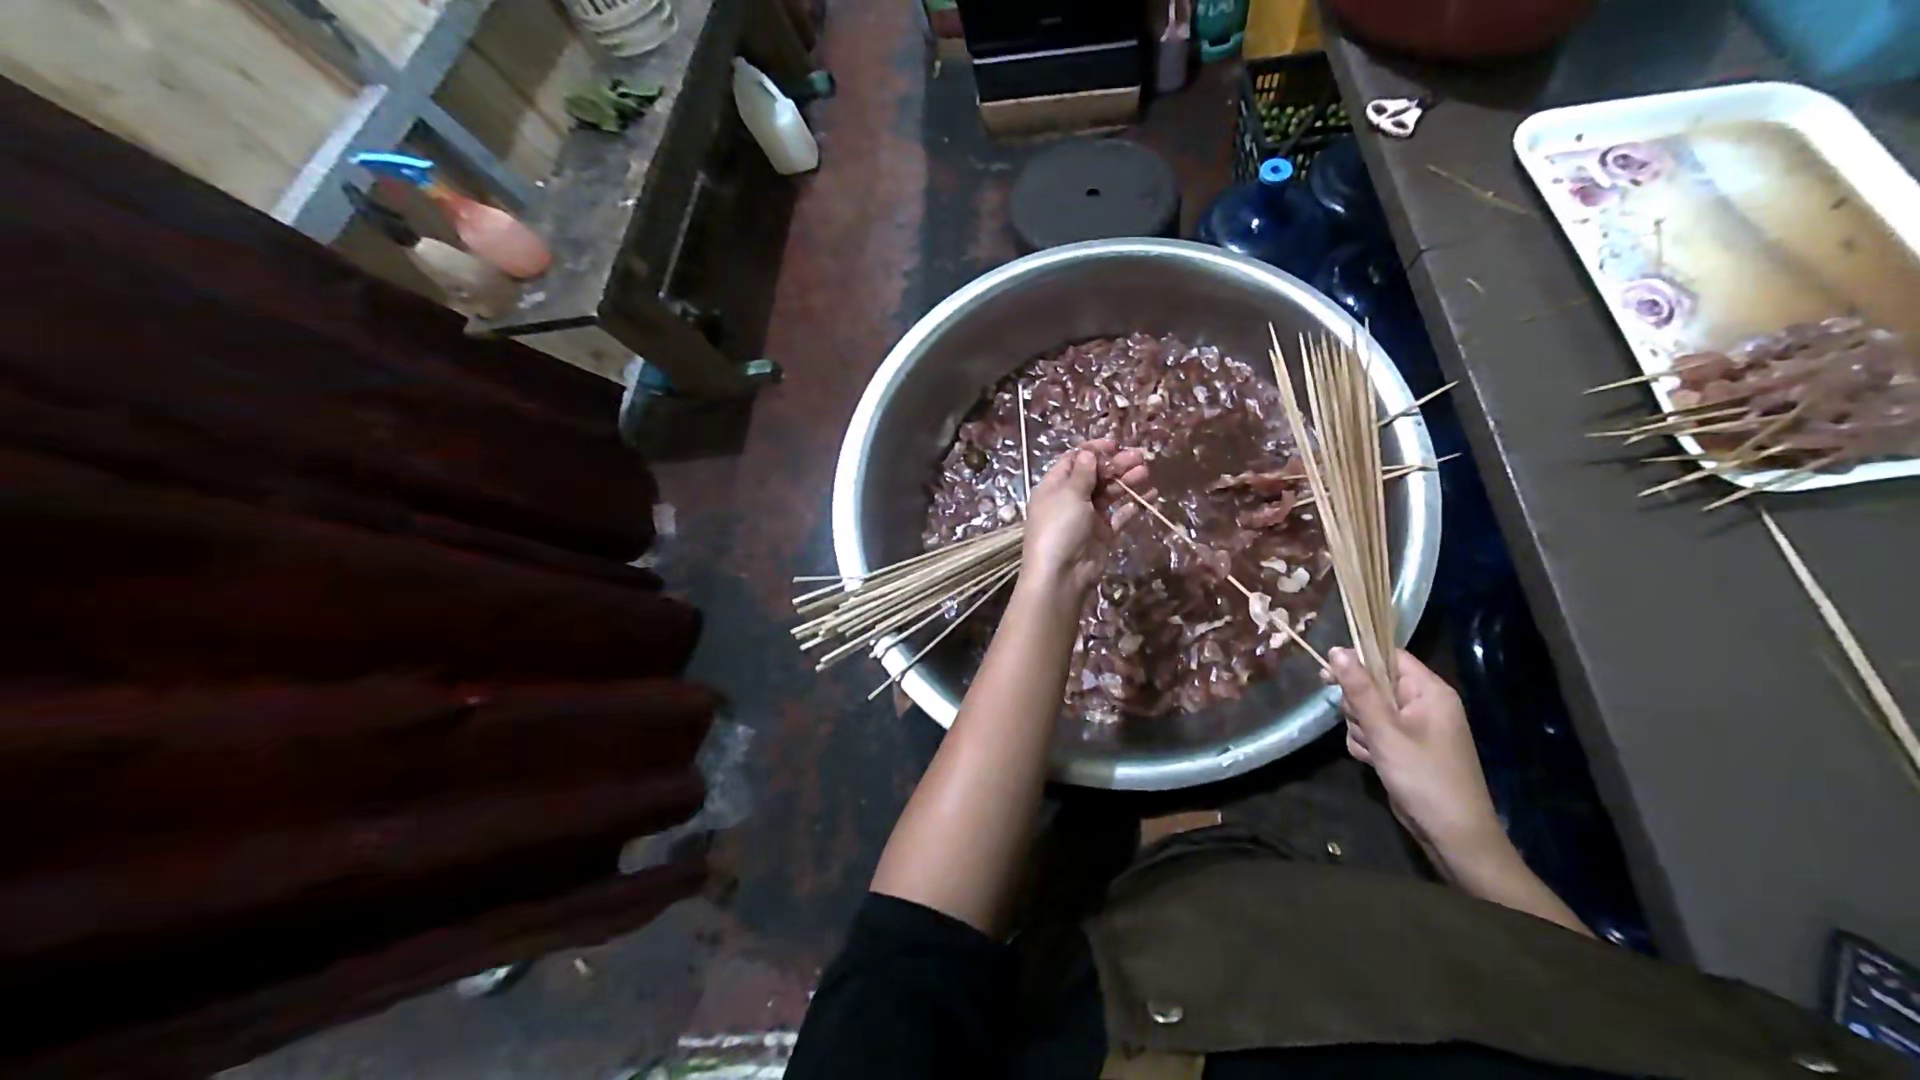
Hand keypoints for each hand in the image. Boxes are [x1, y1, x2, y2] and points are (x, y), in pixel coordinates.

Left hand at [1019, 439, 1148, 606]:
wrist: (1062, 575)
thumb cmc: (1060, 528)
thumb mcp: (1068, 494)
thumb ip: (1082, 473)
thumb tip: (1087, 453)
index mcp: (1054, 487)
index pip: (1073, 461)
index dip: (1092, 450)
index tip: (1114, 444)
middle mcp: (1069, 500)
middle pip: (1094, 476)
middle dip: (1116, 465)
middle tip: (1140, 457)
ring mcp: (1086, 518)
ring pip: (1109, 494)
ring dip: (1127, 482)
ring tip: (1146, 473)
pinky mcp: (1102, 535)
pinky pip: (1120, 516)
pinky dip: (1134, 505)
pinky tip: (1151, 495)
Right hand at [1325, 648, 1507, 870]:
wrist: (1452, 833)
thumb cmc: (1423, 776)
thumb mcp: (1385, 730)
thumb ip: (1359, 689)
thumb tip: (1336, 650)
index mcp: (1430, 691)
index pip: (1389, 656)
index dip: (1358, 660)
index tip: (1328, 675)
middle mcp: (1424, 704)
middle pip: (1373, 684)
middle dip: (1358, 705)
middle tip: (1362, 724)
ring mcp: (1414, 727)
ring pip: (1368, 710)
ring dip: (1361, 729)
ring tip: (1374, 751)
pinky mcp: (1405, 746)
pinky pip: (1374, 731)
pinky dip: (1368, 744)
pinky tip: (1373, 761)